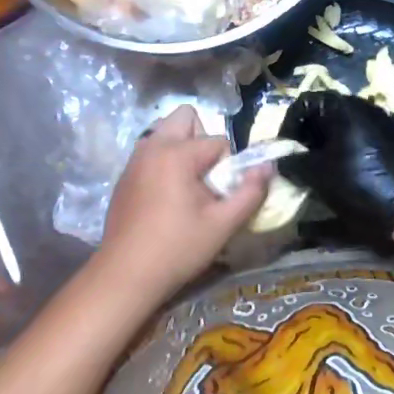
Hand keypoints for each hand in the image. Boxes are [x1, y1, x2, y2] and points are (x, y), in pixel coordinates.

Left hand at [98, 106, 270, 295]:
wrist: (125, 275)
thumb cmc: (178, 248)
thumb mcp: (223, 224)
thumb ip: (251, 191)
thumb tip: (269, 166)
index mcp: (176, 153)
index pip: (218, 140)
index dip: (227, 166)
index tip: (221, 195)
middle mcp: (152, 146)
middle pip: (185, 117)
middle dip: (202, 140)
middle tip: (206, 178)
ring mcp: (133, 160)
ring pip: (164, 133)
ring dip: (182, 149)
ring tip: (188, 187)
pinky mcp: (124, 177)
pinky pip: (150, 152)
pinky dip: (164, 163)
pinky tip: (166, 200)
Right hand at [279, 92, 393, 248]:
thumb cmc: (357, 183)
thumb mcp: (317, 174)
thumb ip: (293, 163)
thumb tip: (280, 160)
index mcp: (342, 107)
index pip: (303, 104)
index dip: (288, 125)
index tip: (282, 150)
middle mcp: (361, 108)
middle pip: (321, 115)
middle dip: (304, 138)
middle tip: (293, 162)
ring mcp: (377, 125)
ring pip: (338, 130)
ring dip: (321, 148)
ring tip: (310, 172)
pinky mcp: (386, 143)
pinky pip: (354, 141)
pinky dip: (339, 153)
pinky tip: (333, 175)